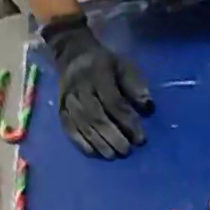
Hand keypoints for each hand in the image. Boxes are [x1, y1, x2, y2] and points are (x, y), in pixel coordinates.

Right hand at [44, 15, 151, 158]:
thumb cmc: (105, 65)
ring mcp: (69, 100)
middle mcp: (81, 88)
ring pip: (84, 125)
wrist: (72, 54)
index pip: (114, 102)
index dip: (128, 122)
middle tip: (126, 150)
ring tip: (113, 155)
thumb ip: (136, 87)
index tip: (140, 138)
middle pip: (97, 117)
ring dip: (99, 144)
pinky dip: (82, 144)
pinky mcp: (61, 110)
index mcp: (98, 74)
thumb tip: (148, 108)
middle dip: (113, 137)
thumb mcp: (123, 67)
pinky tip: (95, 153)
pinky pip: (69, 129)